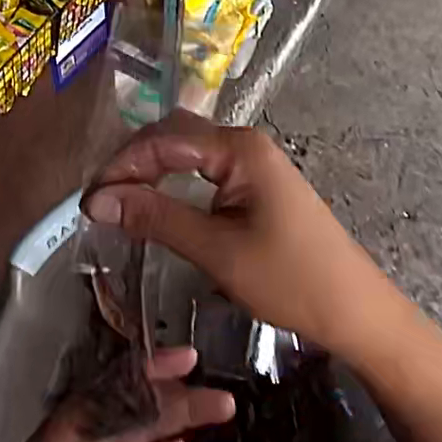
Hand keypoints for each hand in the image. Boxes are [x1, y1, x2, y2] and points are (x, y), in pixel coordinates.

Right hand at [84, 111, 406, 360]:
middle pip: (176, 135)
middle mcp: (246, 142)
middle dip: (133, 161)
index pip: (165, 140)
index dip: (122, 166)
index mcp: (239, 148)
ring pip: (190, 150)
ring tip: (119, 201)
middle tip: (100, 200)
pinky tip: (158, 200)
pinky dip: (175, 179)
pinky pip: (206, 168)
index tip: (88, 201)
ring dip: (152, 168)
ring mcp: (254, 160)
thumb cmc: (289, 279)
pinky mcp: (257, 181)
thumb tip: (99, 200)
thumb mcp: (217, 250)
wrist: (353, 306)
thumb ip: (157, 218)